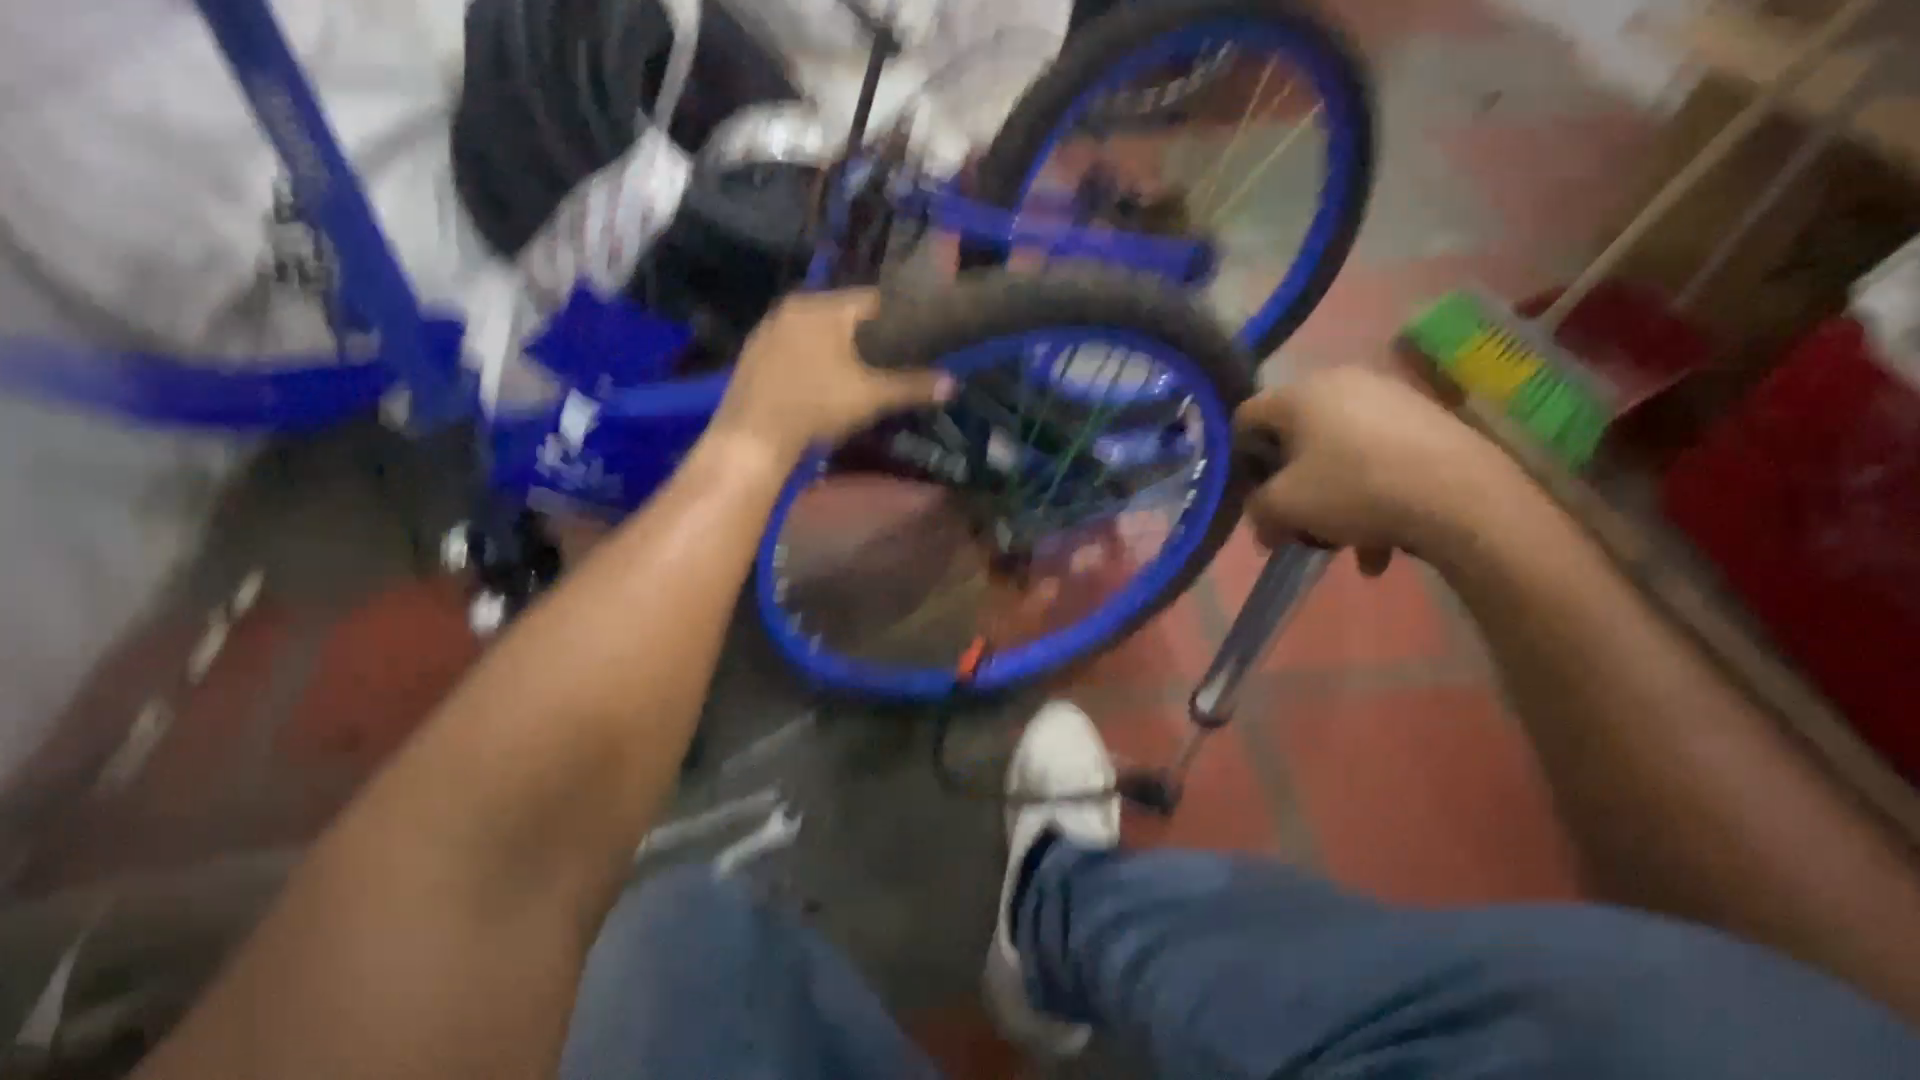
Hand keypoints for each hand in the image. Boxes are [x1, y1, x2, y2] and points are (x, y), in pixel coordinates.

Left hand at [712, 290, 952, 459]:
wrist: (753, 436)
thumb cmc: (817, 407)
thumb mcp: (872, 397)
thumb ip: (912, 386)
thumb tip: (953, 384)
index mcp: (824, 307)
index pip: (871, 298)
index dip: (895, 316)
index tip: (910, 334)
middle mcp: (792, 306)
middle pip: (839, 312)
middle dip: (861, 332)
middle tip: (883, 357)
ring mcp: (766, 328)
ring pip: (812, 329)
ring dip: (831, 345)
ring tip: (850, 370)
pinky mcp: (751, 352)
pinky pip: (789, 346)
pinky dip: (805, 357)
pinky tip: (814, 382)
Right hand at [1232, 367, 1523, 570]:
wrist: (1461, 495)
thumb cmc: (1354, 489)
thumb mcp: (1285, 507)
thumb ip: (1258, 509)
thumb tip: (1263, 519)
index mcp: (1299, 393)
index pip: (1245, 418)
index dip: (1240, 462)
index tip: (1255, 499)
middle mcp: (1341, 382)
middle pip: (1297, 439)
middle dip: (1294, 487)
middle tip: (1298, 525)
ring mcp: (1389, 398)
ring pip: (1340, 455)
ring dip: (1334, 502)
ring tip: (1348, 546)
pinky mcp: (1426, 420)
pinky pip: (1380, 460)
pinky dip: (1373, 498)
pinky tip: (1383, 545)